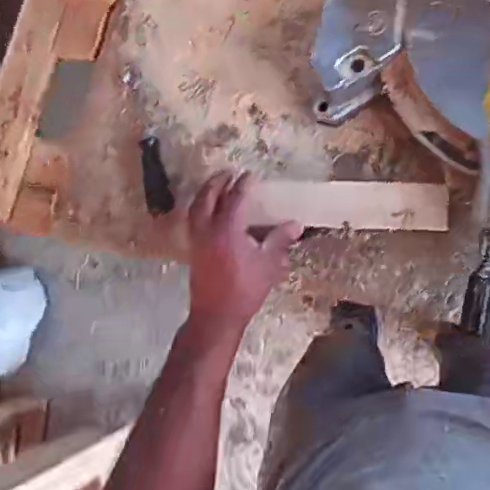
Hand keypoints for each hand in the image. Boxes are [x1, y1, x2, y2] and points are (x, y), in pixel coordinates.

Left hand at [186, 171, 302, 326]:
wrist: (216, 315)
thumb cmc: (245, 290)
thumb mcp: (268, 264)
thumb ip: (279, 240)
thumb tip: (295, 225)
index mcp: (227, 230)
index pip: (235, 198)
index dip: (243, 185)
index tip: (250, 176)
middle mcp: (208, 230)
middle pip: (208, 197)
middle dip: (217, 182)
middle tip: (228, 173)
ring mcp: (197, 240)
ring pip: (196, 208)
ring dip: (205, 193)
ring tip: (216, 186)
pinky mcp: (193, 250)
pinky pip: (193, 220)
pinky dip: (200, 208)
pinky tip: (209, 212)